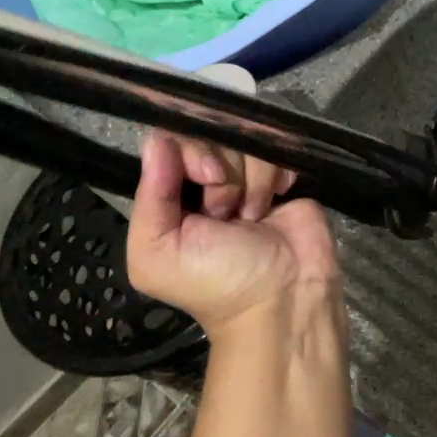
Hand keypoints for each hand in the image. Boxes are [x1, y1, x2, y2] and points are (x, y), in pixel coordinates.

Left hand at [126, 130, 340, 344]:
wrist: (284, 297)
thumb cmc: (215, 282)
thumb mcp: (159, 253)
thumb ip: (150, 197)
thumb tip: (157, 139)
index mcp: (172, 197)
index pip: (176, 142)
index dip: (194, 153)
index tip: (209, 179)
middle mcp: (209, 182)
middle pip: (215, 138)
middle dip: (226, 175)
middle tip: (229, 214)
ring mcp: (249, 178)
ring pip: (250, 144)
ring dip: (255, 183)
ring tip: (256, 216)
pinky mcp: (285, 177)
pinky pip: (280, 149)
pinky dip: (279, 174)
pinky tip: (280, 198)